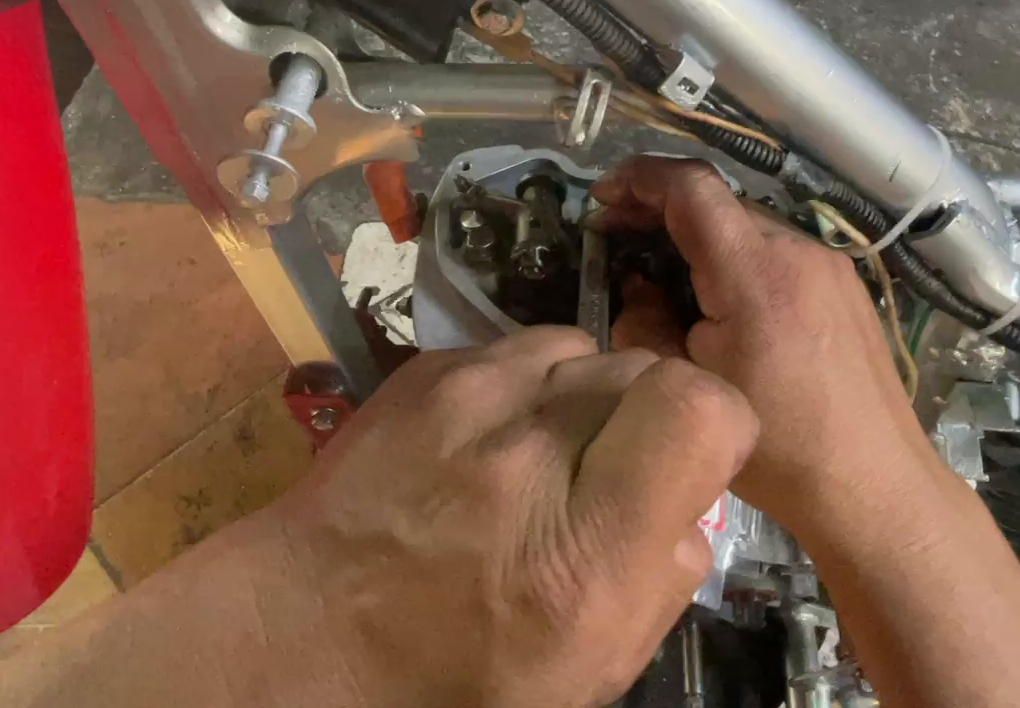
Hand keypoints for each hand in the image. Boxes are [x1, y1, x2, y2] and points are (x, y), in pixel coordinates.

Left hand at [262, 327, 756, 707]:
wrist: (303, 626)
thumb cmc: (450, 673)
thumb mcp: (586, 671)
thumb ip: (664, 576)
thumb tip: (691, 500)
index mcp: (580, 550)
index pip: (695, 407)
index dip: (717, 423)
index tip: (696, 459)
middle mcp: (528, 452)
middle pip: (646, 367)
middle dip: (651, 413)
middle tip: (610, 468)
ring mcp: (469, 393)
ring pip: (587, 347)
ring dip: (589, 394)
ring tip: (550, 448)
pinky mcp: (431, 365)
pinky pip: (523, 347)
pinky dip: (534, 384)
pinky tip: (497, 433)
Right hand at [592, 156, 937, 529]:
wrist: (876, 490)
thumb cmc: (779, 449)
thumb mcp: (690, 385)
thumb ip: (646, 322)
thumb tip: (635, 284)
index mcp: (755, 273)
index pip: (692, 187)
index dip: (639, 178)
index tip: (602, 197)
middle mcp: (798, 251)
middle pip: (717, 201)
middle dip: (659, 207)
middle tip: (616, 234)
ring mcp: (828, 265)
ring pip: (745, 224)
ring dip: (696, 232)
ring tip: (659, 267)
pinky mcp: (842, 286)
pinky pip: (773, 250)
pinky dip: (731, 254)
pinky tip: (713, 294)